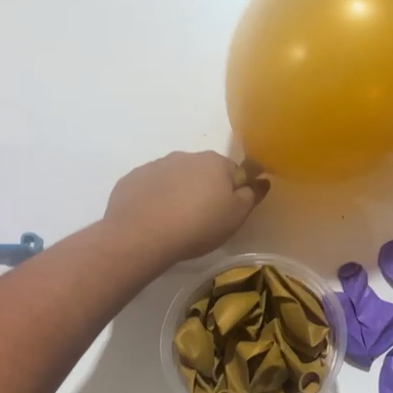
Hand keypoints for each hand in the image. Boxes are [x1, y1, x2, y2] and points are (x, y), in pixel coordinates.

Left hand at [103, 151, 265, 265]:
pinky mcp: (130, 180)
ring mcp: (154, 166)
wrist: (141, 236)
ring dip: (179, 193)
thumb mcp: (237, 216)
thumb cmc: (198, 225)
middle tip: (203, 219)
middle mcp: (185, 156)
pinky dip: (155, 199)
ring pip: (175, 178)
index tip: (227, 211)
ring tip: (176, 222)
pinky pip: (150, 188)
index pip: (233, 171)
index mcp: (214, 161)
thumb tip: (262, 180)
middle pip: (203, 172)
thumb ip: (252, 195)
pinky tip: (154, 220)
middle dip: (204, 189)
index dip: (233, 191)